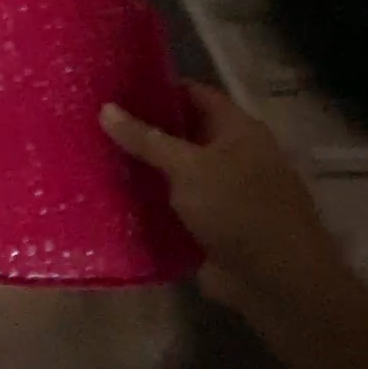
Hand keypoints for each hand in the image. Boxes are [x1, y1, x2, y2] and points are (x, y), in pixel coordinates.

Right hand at [100, 82, 341, 310]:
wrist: (277, 284)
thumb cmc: (240, 212)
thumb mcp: (189, 168)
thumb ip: (145, 139)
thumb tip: (105, 108)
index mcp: (238, 131)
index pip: (193, 93)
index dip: (156, 86)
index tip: (112, 85)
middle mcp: (231, 155)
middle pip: (179, 130)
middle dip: (139, 126)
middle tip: (91, 118)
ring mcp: (219, 189)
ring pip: (170, 166)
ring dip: (138, 163)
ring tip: (90, 150)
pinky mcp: (206, 220)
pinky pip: (169, 199)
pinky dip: (144, 195)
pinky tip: (107, 189)